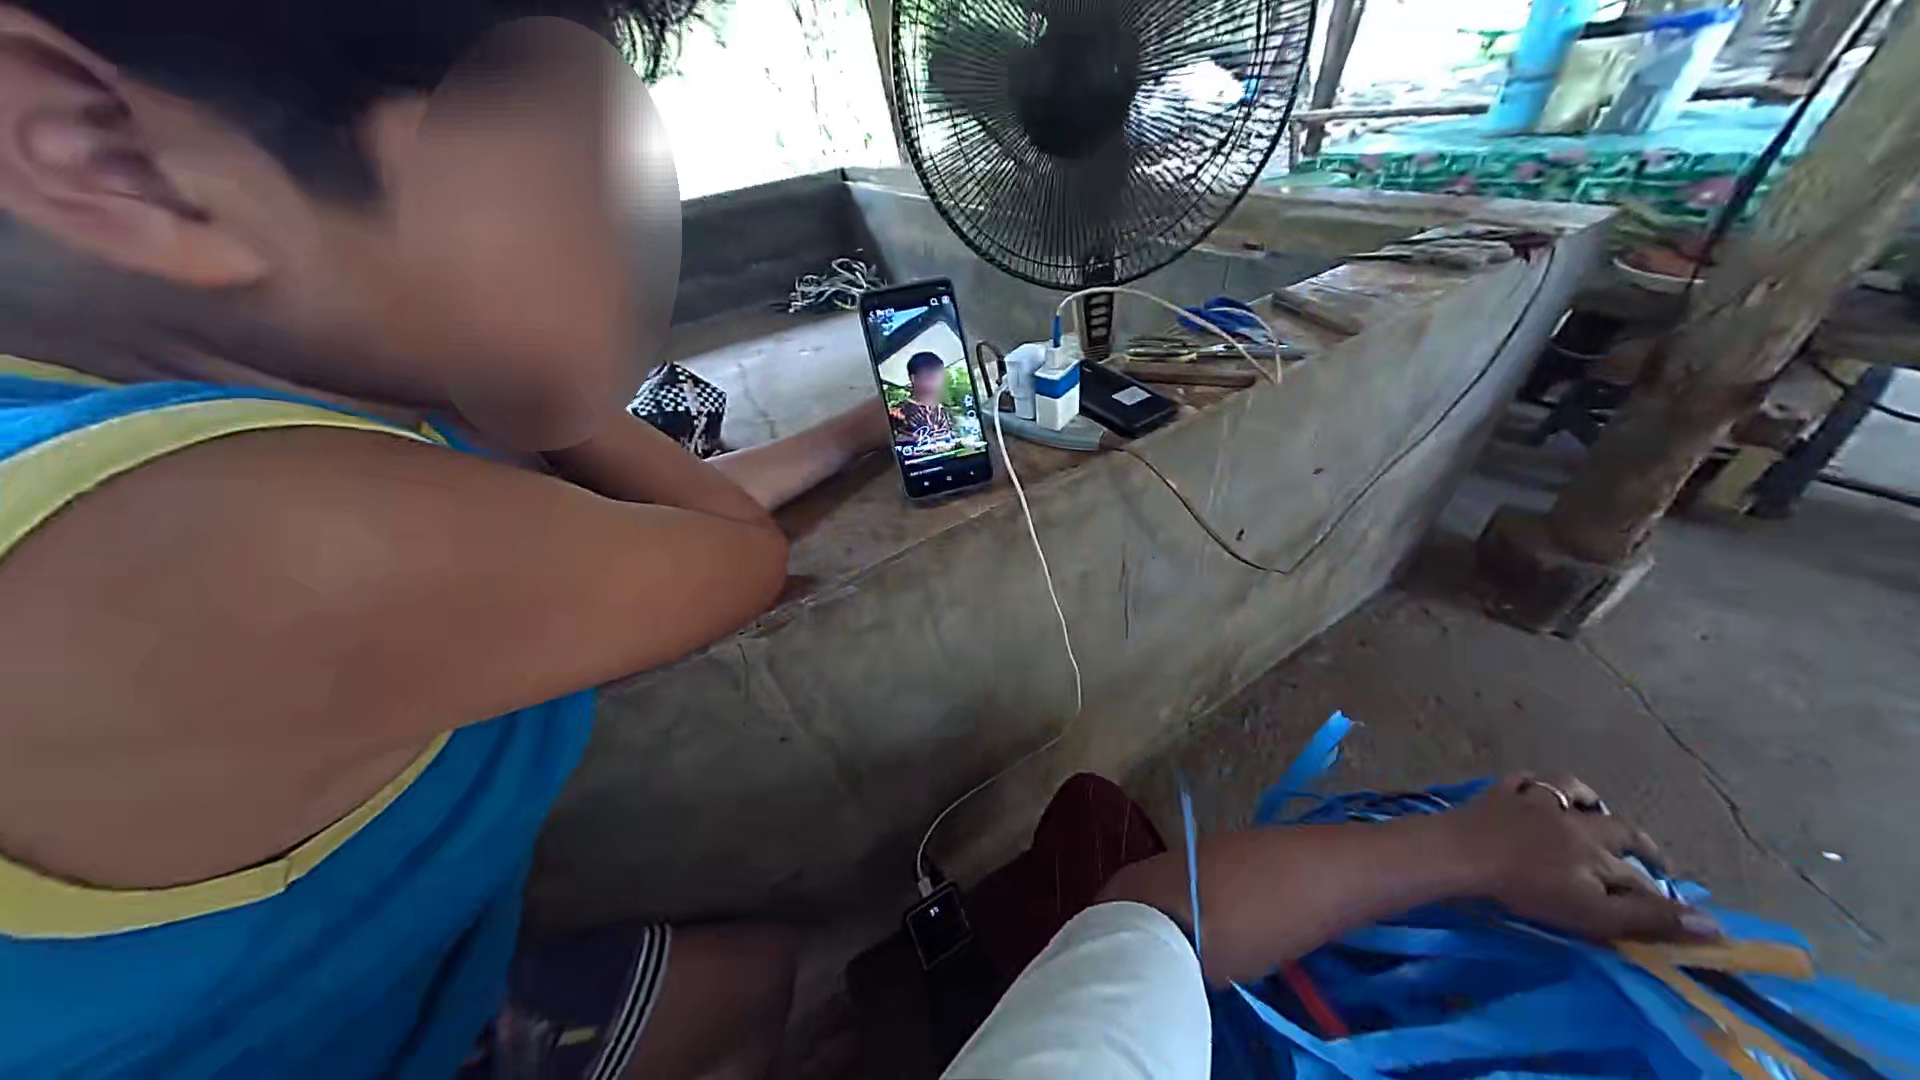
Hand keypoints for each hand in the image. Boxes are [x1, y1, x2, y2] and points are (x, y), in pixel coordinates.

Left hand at [1444, 774, 1721, 941]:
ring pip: (1566, 788)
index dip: (1656, 890)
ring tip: (1594, 807)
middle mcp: (1569, 819)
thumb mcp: (1594, 913)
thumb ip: (1649, 917)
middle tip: (1649, 853)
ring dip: (1586, 798)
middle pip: (1614, 825)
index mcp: (1595, 850)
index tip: (1668, 902)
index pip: (1637, 873)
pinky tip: (1531, 786)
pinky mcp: (1495, 792)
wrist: (1462, 852)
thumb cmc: (1526, 887)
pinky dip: (1531, 782)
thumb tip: (1714, 925)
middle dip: (1637, 840)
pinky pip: (1519, 778)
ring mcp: (1529, 800)